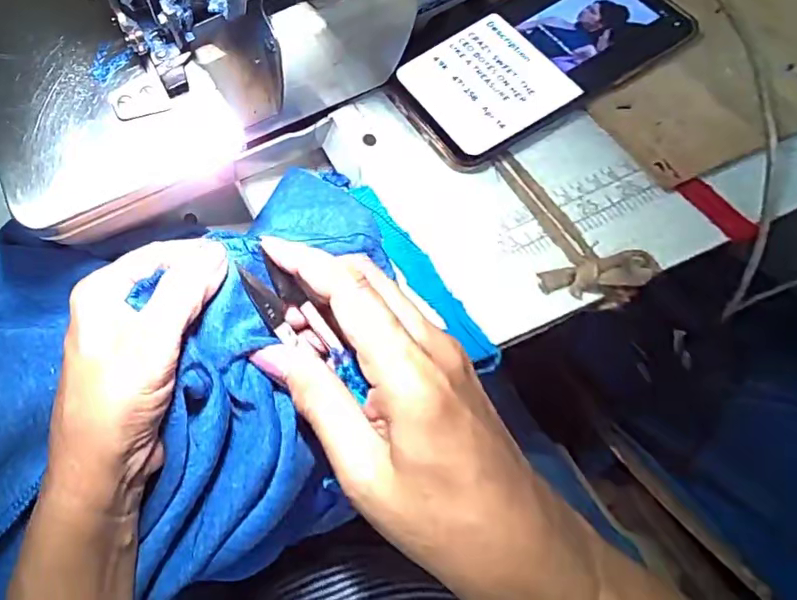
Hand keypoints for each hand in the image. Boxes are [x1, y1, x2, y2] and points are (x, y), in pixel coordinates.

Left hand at [46, 238, 228, 515]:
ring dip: (202, 303)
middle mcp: (109, 304)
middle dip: (199, 278)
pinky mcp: (142, 359)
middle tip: (241, 277)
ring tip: (240, 297)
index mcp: (100, 290)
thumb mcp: (152, 340)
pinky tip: (224, 324)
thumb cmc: (117, 399)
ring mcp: (125, 333)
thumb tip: (216, 252)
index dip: (193, 254)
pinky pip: (174, 331)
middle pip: (163, 279)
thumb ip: (184, 292)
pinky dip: (198, 326)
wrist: (101, 473)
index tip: (233, 255)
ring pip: (172, 305)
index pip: (153, 256)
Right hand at [251, 238, 671, 599]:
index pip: (348, 289)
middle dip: (313, 268)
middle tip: (272, 294)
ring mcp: (445, 346)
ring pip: (382, 286)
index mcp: (409, 370)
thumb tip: (269, 351)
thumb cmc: (445, 523)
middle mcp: (431, 343)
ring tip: (296, 317)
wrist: (530, 549)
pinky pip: (397, 307)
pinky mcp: (449, 357)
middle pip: (365, 275)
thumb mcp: (366, 474)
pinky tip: (337, 331)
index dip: (303, 260)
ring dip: (335, 286)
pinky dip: (359, 302)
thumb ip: (317, 401)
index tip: (266, 245)